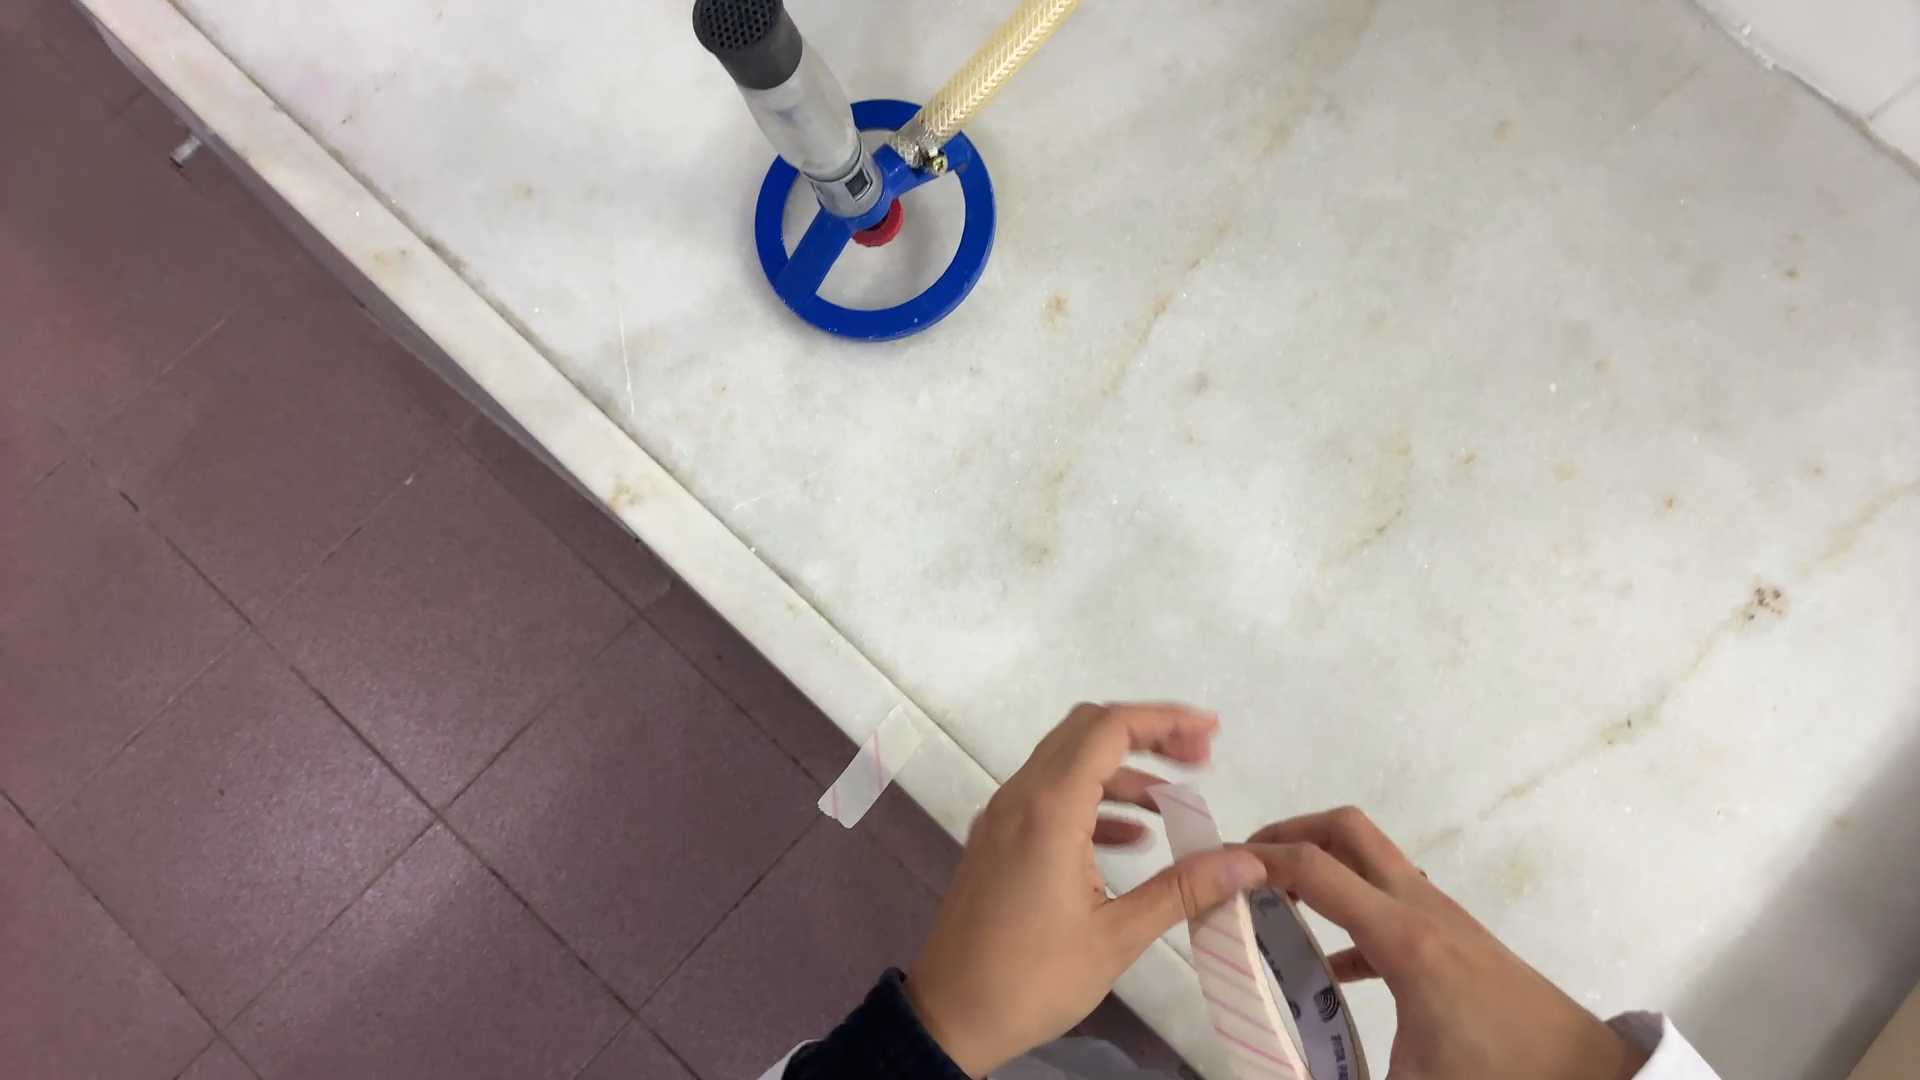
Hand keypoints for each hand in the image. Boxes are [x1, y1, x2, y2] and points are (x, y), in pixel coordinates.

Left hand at [905, 703, 1268, 1076]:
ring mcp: (1005, 811)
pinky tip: (1133, 837)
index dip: (1165, 720)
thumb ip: (1182, 890)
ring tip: (1175, 801)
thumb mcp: (1116, 937)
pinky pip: (1051, 795)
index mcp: (1049, 806)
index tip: (1210, 730)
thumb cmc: (1032, 977)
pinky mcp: (999, 834)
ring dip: (1122, 770)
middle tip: (1199, 756)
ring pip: (1068, 761)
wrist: (949, 1014)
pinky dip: (1094, 801)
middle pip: (1088, 730)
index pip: (1110, 728)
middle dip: (1148, 734)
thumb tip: (1247, 862)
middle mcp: (1022, 793)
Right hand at [1244, 808, 1650, 1079]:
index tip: (1216, 868)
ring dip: (1319, 862)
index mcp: (1401, 938)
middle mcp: (1418, 907)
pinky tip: (1335, 965)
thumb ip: (1337, 1079)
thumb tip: (1276, 1078)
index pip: (1313, 867)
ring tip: (1279, 902)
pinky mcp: (1454, 937)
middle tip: (1248, 865)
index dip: (1258, 860)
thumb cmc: (1503, 1079)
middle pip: (1344, 829)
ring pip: (1368, 855)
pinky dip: (1348, 906)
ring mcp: (1441, 916)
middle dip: (1289, 833)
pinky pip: (1387, 896)